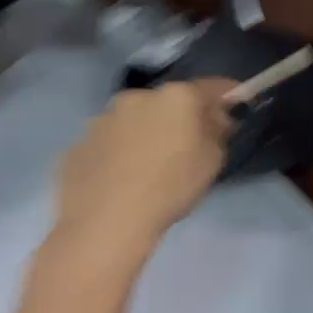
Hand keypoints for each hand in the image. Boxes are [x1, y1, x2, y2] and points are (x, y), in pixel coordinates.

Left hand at [52, 79, 237, 253]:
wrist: (104, 225)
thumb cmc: (170, 187)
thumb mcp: (214, 159)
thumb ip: (218, 130)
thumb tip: (216, 117)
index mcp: (177, 96)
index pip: (213, 86)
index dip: (229, 96)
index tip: (236, 109)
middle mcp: (137, 97)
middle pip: (169, 101)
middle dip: (181, 116)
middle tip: (188, 144)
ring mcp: (101, 120)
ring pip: (134, 120)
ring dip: (145, 132)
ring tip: (148, 165)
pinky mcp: (76, 146)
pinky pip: (107, 143)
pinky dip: (117, 153)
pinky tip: (121, 179)